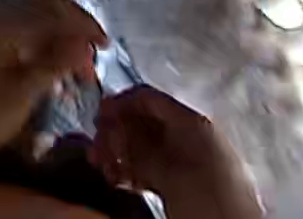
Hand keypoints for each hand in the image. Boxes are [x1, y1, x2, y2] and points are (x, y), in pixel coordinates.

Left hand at [0, 0, 105, 171]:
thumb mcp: (23, 94)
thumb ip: (54, 63)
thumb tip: (84, 41)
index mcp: (7, 25)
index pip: (54, 13)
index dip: (82, 25)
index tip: (106, 45)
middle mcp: (0, 17)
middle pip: (45, 4)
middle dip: (73, 21)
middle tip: (95, 48)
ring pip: (35, 13)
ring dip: (61, 28)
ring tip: (80, 56)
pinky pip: (26, 26)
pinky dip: (46, 36)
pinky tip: (57, 58)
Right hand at [92, 86, 261, 218]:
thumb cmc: (207, 203)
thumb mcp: (171, 175)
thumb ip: (140, 149)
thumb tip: (113, 130)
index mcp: (193, 124)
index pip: (149, 99)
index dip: (120, 103)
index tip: (98, 116)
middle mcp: (190, 138)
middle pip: (143, 123)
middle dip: (115, 133)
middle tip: (94, 147)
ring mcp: (187, 163)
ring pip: (144, 148)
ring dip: (118, 154)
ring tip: (99, 165)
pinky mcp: (184, 187)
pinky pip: (151, 170)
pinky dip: (131, 172)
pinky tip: (114, 178)